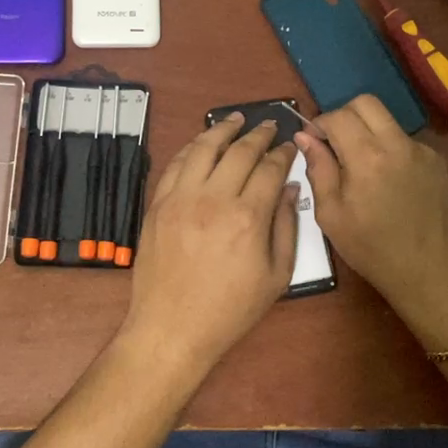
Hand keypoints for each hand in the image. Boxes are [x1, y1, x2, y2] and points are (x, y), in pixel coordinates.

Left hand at [119, 114, 300, 373]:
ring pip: (202, 148)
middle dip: (259, 134)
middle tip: (269, 126)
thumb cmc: (230, 310)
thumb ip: (286, 227)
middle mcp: (213, 199)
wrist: (172, 328)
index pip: (270, 169)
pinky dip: (191, 148)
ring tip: (235, 119)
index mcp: (248, 218)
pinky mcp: (157, 205)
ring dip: (221, 129)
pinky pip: (175, 165)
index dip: (283, 153)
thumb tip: (290, 189)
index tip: (290, 147)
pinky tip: (202, 144)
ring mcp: (180, 199)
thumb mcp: (277, 277)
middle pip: (239, 151)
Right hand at [295, 95, 447, 342]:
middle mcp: (398, 144)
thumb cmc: (370, 248)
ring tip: (360, 165)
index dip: (320, 124)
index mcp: (368, 158)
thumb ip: (318, 169)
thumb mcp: (331, 215)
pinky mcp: (436, 160)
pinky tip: (386, 180)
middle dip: (344, 116)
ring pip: (387, 120)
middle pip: (366, 103)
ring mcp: (421, 150)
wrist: (426, 270)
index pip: (339, 116)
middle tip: (335, 144)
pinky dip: (388, 149)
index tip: (313, 142)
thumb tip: (305, 136)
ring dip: (368, 131)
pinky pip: (404, 140)